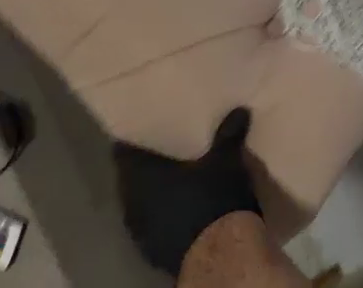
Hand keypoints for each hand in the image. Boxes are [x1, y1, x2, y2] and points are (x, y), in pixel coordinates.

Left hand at [113, 108, 262, 275]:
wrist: (218, 252)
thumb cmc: (216, 197)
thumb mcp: (227, 160)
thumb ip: (228, 135)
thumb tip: (239, 110)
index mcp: (143, 177)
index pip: (123, 155)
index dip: (132, 142)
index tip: (143, 132)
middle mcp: (133, 203)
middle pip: (131, 180)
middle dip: (146, 168)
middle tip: (166, 153)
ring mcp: (139, 230)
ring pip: (140, 204)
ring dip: (153, 193)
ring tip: (176, 181)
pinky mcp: (152, 249)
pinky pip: (151, 223)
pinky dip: (163, 214)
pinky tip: (182, 209)